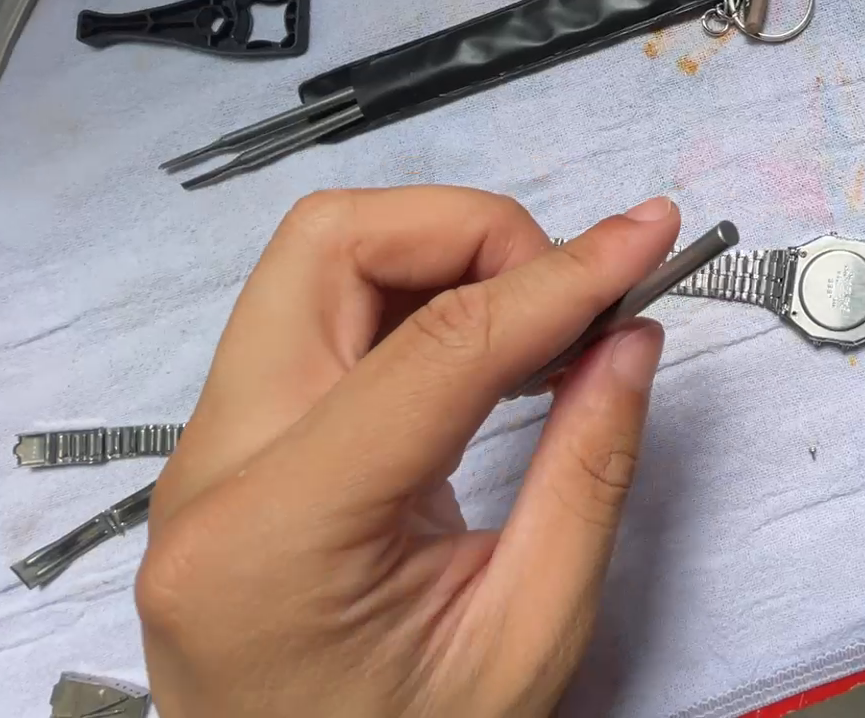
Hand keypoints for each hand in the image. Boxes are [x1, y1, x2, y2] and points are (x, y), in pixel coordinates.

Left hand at [136, 187, 679, 717]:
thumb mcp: (535, 630)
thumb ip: (590, 467)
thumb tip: (632, 333)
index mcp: (281, 534)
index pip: (440, 344)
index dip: (563, 276)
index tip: (650, 234)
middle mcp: (217, 462)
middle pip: (335, 244)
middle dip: (478, 235)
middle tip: (567, 298)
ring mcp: (214, 439)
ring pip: (326, 252)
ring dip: (452, 250)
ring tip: (540, 320)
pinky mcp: (242, 430)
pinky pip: (332, 299)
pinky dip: (430, 284)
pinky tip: (494, 342)